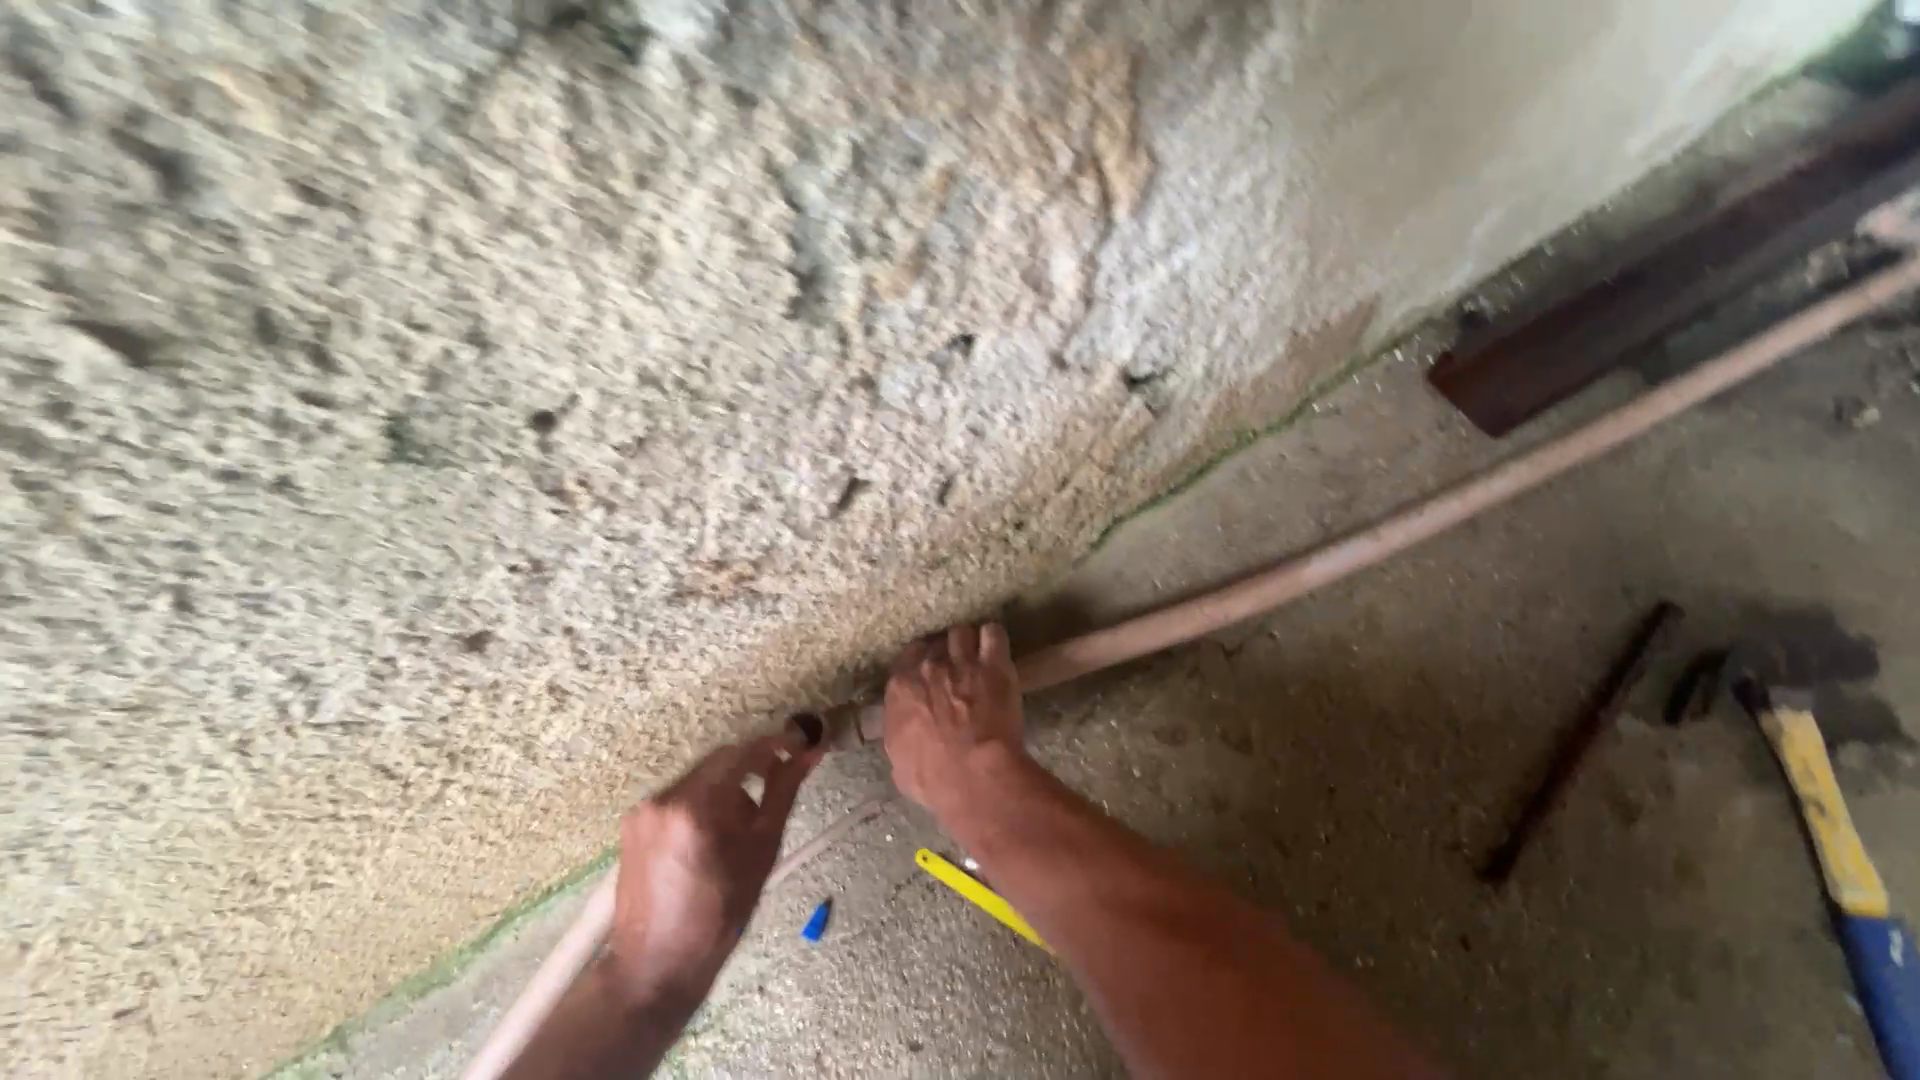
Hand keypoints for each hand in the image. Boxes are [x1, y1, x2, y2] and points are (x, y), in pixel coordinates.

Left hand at [605, 734, 821, 1010]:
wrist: (656, 965)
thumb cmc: (720, 915)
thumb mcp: (762, 850)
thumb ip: (783, 793)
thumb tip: (809, 753)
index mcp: (694, 805)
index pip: (740, 753)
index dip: (773, 746)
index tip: (799, 747)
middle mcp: (662, 798)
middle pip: (717, 763)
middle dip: (750, 770)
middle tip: (777, 789)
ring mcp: (642, 810)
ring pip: (698, 779)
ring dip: (726, 790)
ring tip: (742, 830)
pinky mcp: (633, 824)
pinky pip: (678, 798)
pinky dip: (702, 806)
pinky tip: (713, 840)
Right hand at [882, 623, 1026, 819]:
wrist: (973, 775)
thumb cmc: (934, 778)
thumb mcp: (900, 763)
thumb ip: (900, 738)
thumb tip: (905, 736)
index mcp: (901, 689)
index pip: (908, 658)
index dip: (921, 662)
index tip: (931, 671)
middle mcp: (929, 668)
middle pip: (936, 644)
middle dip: (946, 652)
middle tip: (957, 666)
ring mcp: (962, 662)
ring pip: (962, 633)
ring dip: (970, 642)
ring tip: (979, 653)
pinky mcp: (994, 665)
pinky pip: (993, 634)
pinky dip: (995, 638)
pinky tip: (998, 649)